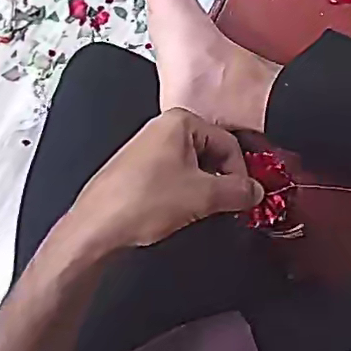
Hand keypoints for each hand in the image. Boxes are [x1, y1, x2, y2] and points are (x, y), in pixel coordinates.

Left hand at [59, 109, 263, 253]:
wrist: (94, 229)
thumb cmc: (144, 202)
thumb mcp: (203, 196)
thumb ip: (238, 191)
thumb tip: (256, 191)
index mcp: (180, 121)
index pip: (229, 143)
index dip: (241, 172)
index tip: (244, 196)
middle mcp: (164, 127)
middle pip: (212, 152)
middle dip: (222, 180)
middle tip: (226, 206)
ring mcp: (149, 147)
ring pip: (194, 165)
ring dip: (204, 188)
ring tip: (201, 210)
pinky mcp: (138, 168)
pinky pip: (175, 174)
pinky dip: (185, 192)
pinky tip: (179, 211)